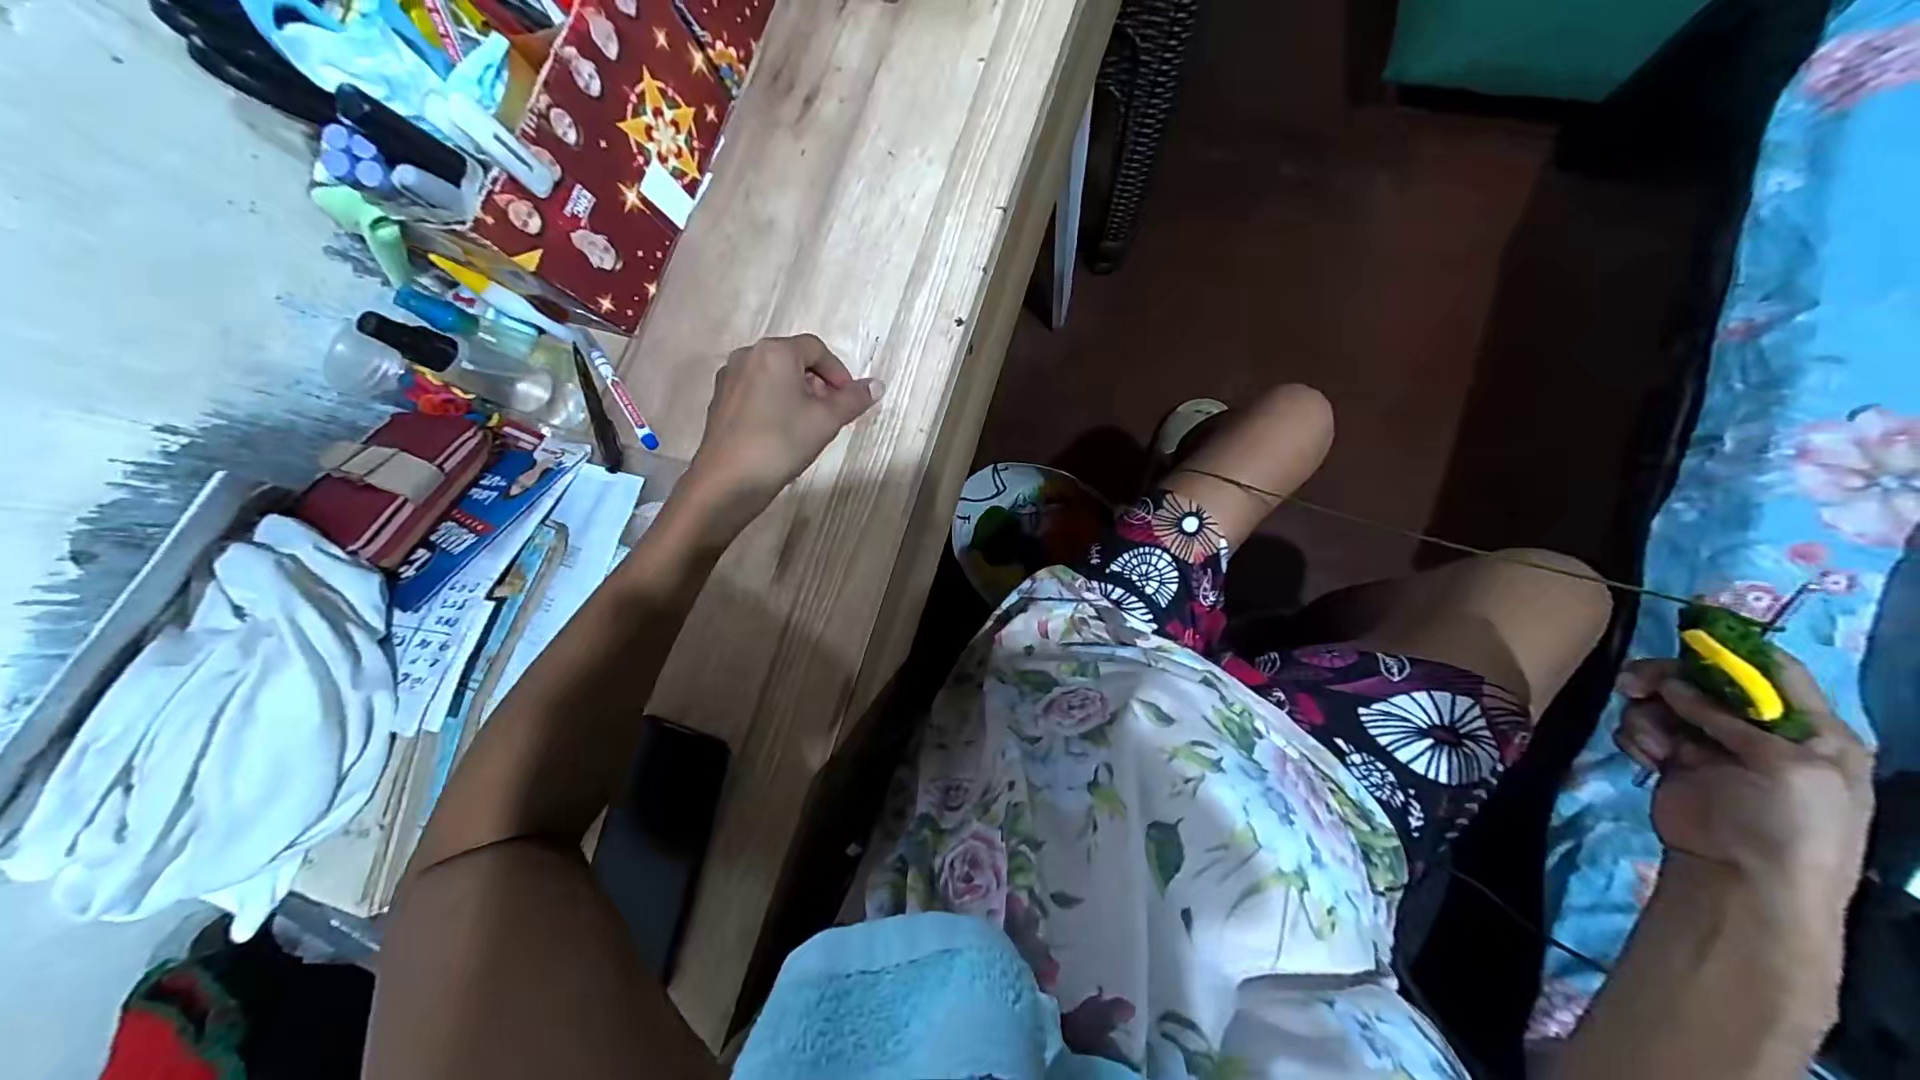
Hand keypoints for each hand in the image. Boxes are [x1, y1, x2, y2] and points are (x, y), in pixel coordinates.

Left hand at [679, 334, 883, 522]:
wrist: (728, 480)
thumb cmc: (782, 443)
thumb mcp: (827, 420)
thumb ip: (854, 399)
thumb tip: (877, 385)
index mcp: (774, 352)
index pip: (816, 349)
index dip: (839, 372)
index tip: (849, 400)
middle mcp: (747, 356)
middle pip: (793, 360)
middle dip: (818, 383)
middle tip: (831, 413)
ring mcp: (729, 378)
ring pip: (773, 377)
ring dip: (797, 394)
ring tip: (808, 425)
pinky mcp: (720, 401)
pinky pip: (756, 392)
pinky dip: (775, 404)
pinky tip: (782, 432)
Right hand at [1615, 650, 1872, 904]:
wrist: (1742, 880)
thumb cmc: (1788, 824)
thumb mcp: (1785, 766)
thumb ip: (1730, 718)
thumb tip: (1674, 684)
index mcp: (1811, 730)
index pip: (1774, 671)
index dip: (1732, 648)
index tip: (1683, 635)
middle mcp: (1760, 732)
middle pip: (1704, 681)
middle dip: (1666, 679)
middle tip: (1631, 684)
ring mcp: (1714, 746)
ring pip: (1666, 703)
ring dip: (1647, 714)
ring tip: (1647, 743)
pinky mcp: (1674, 760)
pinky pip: (1645, 729)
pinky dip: (1637, 737)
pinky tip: (1645, 759)